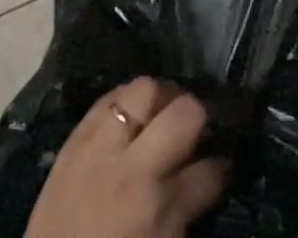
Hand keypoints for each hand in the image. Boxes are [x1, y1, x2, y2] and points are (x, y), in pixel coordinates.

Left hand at [26, 77, 227, 237]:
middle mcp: (135, 166)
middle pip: (184, 112)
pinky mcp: (74, 137)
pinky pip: (106, 98)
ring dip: (162, 97)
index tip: (223, 161)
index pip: (212, 170)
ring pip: (144, 89)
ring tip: (165, 110)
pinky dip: (125, 100)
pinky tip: (131, 113)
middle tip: (199, 125)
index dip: (223, 165)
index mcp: (161, 206)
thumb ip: (187, 208)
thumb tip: (208, 173)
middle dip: (200, 114)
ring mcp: (102, 146)